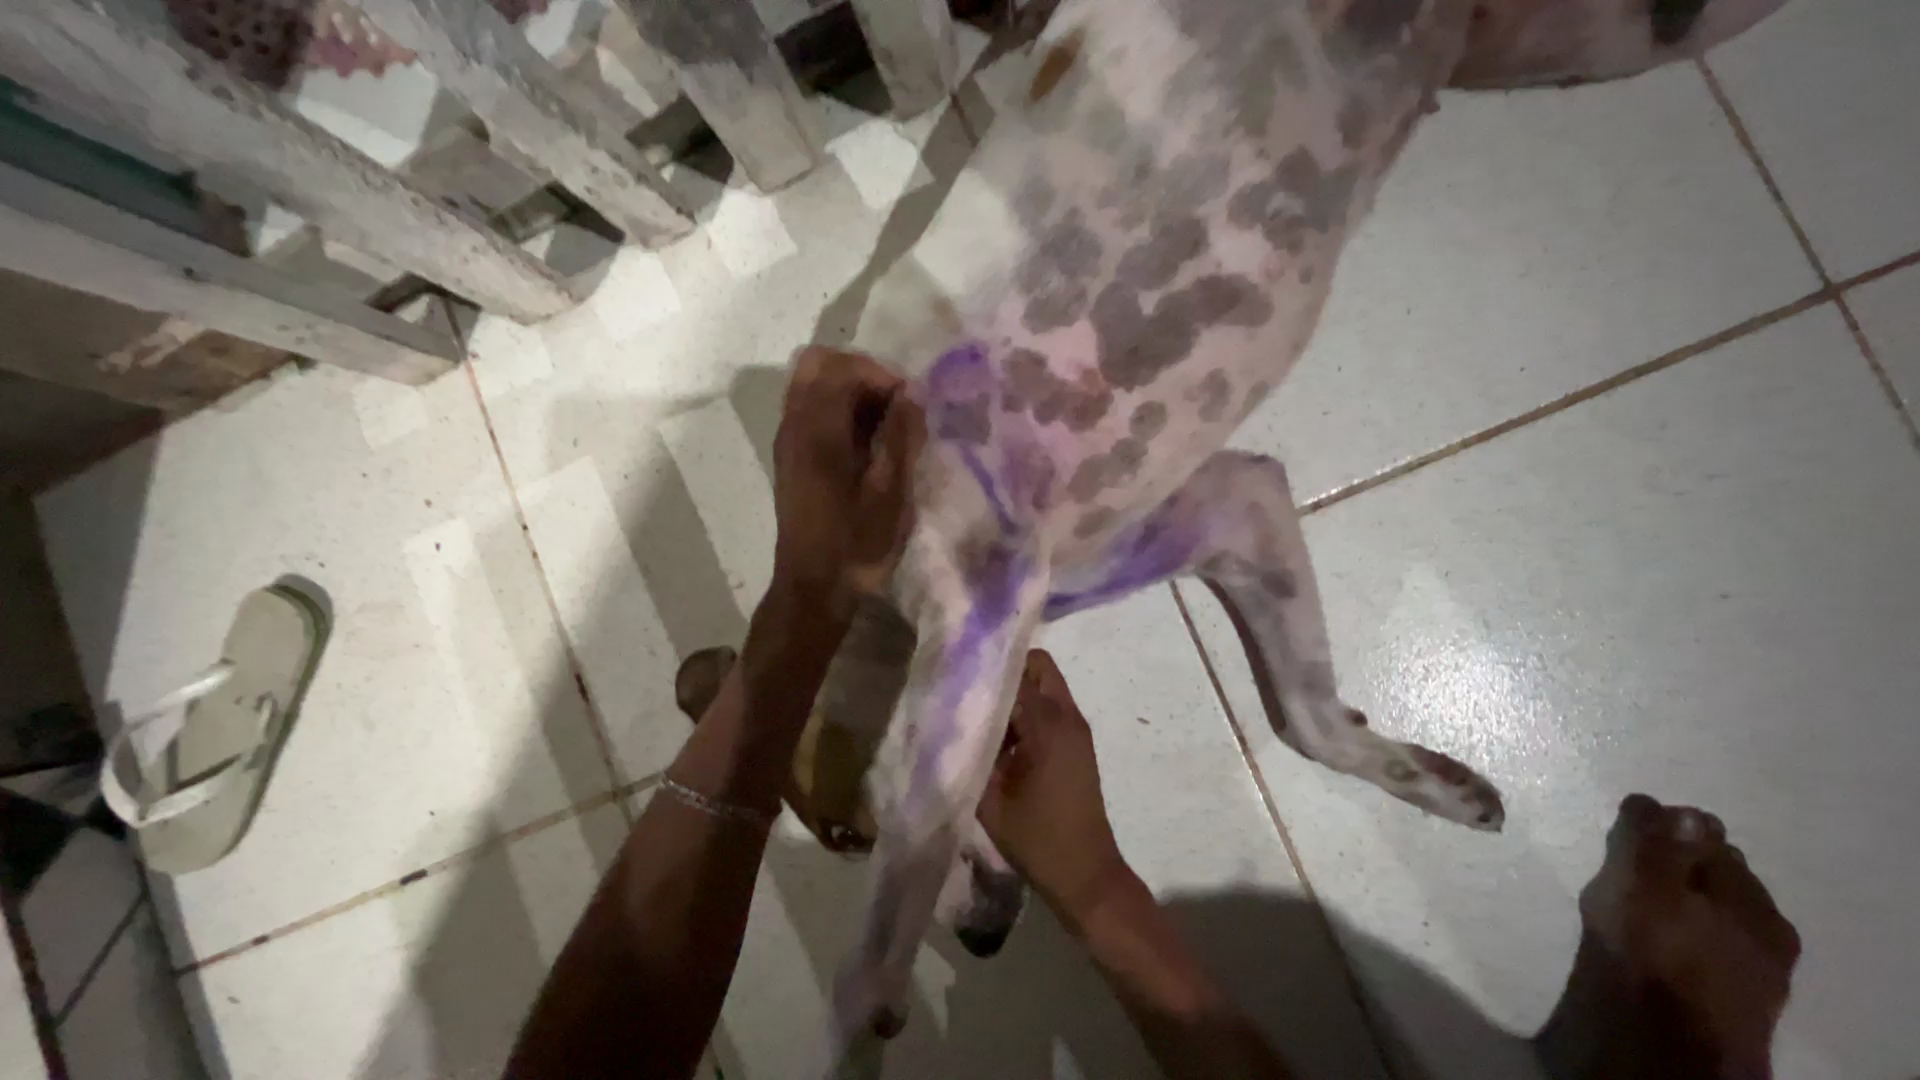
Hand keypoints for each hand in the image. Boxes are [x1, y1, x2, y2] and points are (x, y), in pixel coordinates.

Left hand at [769, 346, 925, 613]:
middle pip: (819, 363)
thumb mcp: (892, 493)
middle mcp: (794, 425)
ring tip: (886, 425)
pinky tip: (868, 444)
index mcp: (817, 431)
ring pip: (813, 383)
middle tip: (896, 406)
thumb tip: (911, 391)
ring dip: (852, 391)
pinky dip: (841, 409)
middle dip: (864, 373)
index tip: (910, 406)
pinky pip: (811, 408)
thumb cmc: (857, 544)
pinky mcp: (792, 456)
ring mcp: (788, 439)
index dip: (882, 375)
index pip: (842, 366)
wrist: (814, 587)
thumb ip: (901, 436)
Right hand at [978, 650, 1128, 925]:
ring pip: (1043, 687)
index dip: (982, 671)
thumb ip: (971, 752)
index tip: (952, 676)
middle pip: (1036, 667)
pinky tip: (996, 739)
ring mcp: (1075, 730)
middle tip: (967, 691)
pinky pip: (1048, 710)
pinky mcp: (1076, 745)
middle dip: (1002, 672)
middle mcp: (1067, 716)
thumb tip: (950, 720)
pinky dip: (1024, 712)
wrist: (1084, 874)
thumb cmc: (1036, 837)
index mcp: (1048, 724)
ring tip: (976, 715)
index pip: (1013, 672)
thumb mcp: (990, 796)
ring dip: (1014, 694)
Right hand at [1562, 794, 1799, 1075]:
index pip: (1709, 837)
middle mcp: (1765, 929)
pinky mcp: (1731, 998)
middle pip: (1718, 876)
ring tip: (1641, 899)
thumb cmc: (1653, 956)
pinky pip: (1708, 947)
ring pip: (1715, 913)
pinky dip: (1685, 933)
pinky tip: (1660, 940)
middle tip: (1633, 860)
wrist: (1667, 1048)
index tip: (1630, 827)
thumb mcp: (1645, 888)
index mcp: (1749, 899)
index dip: (1669, 826)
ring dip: (1683, 899)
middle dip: (1681, 862)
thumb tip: (1674, 806)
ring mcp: (1754, 968)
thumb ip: (1658, 846)